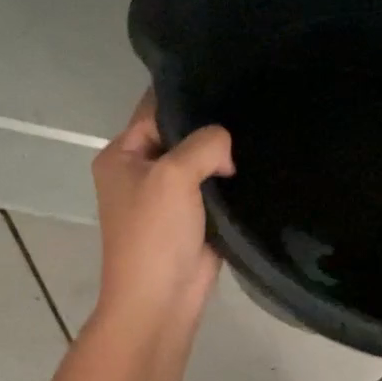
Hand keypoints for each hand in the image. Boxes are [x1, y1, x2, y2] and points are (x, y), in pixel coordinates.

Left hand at [85, 91, 235, 335]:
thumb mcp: (174, 174)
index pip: (156, 108)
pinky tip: (257, 162)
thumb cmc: (154, 234)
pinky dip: (232, 176)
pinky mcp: (192, 214)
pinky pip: (214, 183)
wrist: (159, 303)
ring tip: (259, 129)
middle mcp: (141, 169)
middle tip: (251, 103)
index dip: (188, 94)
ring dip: (225, 152)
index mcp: (121, 154)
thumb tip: (227, 151)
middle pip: (181, 132)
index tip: (227, 78)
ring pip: (202, 158)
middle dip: (212, 124)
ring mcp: (167, 193)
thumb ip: (206, 143)